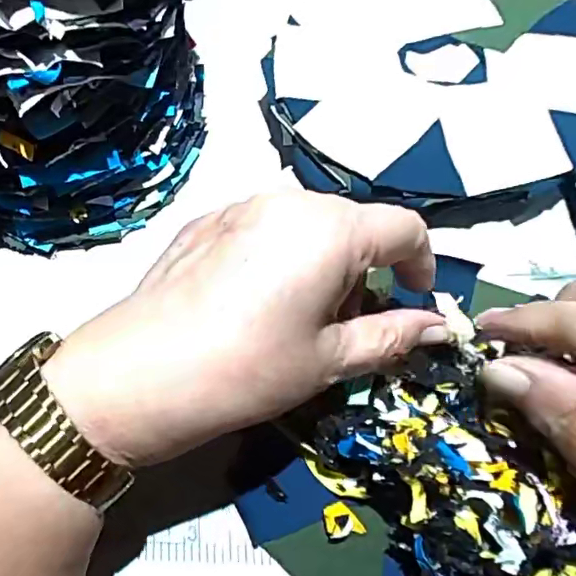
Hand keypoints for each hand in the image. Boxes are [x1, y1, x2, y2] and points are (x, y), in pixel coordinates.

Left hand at [41, 193, 446, 467]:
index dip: (422, 263)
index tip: (415, 300)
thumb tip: (437, 326)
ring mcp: (241, 205)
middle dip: (365, 270)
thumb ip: (392, 335)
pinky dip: (281, 257)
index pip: (404, 228)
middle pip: (353, 224)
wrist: (139, 374)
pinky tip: (252, 303)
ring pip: (307, 223)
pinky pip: (263, 227)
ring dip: (323, 262)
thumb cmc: (248, 369)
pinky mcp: (205, 221)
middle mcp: (288, 201)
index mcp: (330, 229)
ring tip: (297, 317)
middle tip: (346, 325)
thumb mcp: (329, 359)